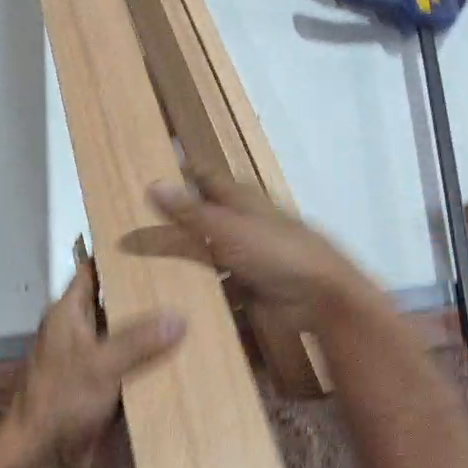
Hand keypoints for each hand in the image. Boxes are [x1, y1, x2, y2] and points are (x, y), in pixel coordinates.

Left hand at [8, 260, 184, 459]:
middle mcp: (79, 328)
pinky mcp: (102, 381)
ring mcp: (90, 356)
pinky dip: (151, 358)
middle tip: (189, 276)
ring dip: (152, 327)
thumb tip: (180, 315)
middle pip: (114, 301)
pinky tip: (185, 354)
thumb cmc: (61, 397)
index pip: (91, 270)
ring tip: (198, 309)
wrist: (41, 449)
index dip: (116, 254)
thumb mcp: (102, 365)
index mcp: (68, 313)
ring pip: (125, 332)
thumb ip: (139, 340)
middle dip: (145, 292)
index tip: (152, 240)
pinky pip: (130, 361)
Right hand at [145, 169, 377, 327]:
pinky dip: (201, 285)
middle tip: (143, 215)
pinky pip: (219, 283)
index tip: (158, 166)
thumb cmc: (278, 254)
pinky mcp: (253, 287)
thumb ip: (190, 212)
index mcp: (246, 202)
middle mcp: (248, 225)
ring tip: (149, 256)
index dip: (188, 171)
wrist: (324, 301)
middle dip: (182, 214)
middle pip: (210, 214)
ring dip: (188, 253)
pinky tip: (176, 290)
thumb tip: (152, 183)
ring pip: (212, 250)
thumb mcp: (228, 229)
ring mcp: (252, 257)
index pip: (211, 178)